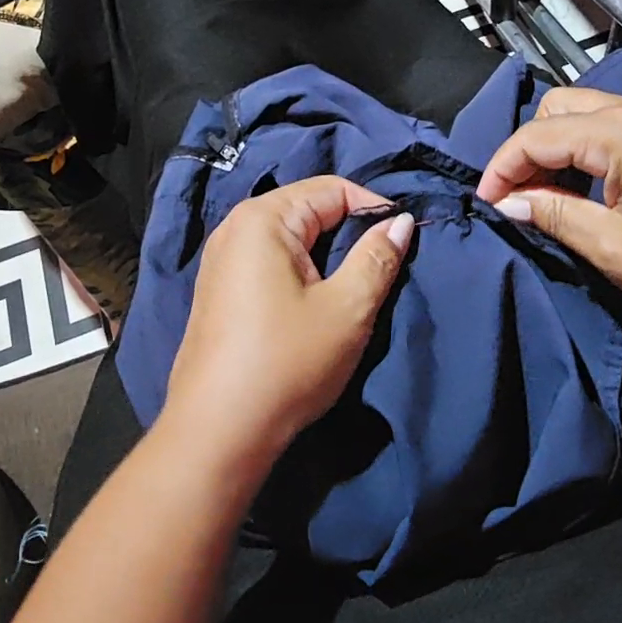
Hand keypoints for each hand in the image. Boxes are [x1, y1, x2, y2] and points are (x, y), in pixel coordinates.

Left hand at [163, 176, 414, 461]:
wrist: (217, 433)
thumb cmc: (286, 362)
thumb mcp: (347, 309)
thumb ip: (377, 257)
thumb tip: (400, 222)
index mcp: (263, 219)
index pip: (332, 189)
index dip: (375, 209)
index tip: (404, 242)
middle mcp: (235, 228)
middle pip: (309, 209)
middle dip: (352, 232)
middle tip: (384, 268)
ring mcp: (222, 260)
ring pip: (292, 238)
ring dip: (329, 254)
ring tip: (356, 287)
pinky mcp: (220, 290)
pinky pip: (271, 261)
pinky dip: (302, 271)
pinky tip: (317, 304)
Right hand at [476, 87, 621, 341]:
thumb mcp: (614, 249)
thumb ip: (555, 215)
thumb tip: (510, 202)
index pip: (537, 135)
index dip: (501, 168)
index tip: (487, 203)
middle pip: (558, 108)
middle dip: (528, 149)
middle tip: (519, 198)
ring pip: (586, 113)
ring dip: (558, 148)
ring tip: (549, 198)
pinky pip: (615, 126)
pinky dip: (588, 149)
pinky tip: (589, 190)